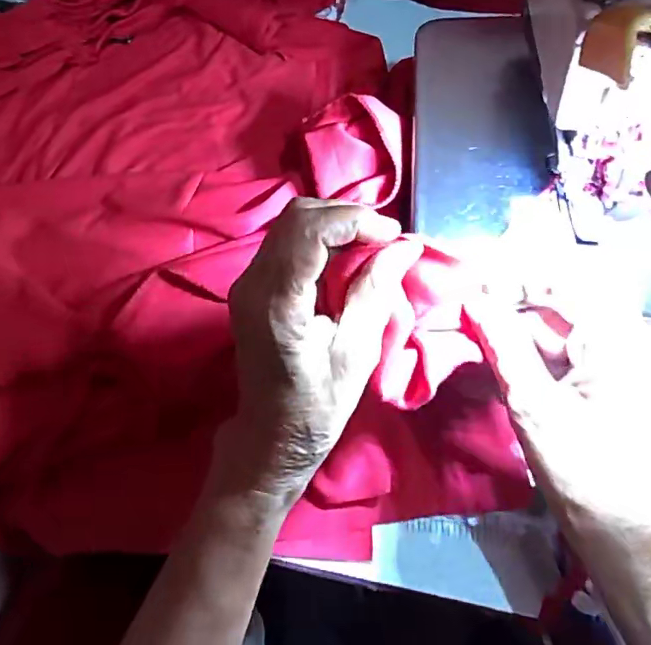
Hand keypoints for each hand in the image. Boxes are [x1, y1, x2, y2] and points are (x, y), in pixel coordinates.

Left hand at [212, 198, 420, 506]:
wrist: (269, 434)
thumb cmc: (317, 406)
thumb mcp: (356, 355)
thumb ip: (374, 293)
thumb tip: (403, 247)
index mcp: (277, 301)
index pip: (308, 230)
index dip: (353, 220)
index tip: (391, 235)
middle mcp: (253, 281)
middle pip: (296, 216)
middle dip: (345, 216)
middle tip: (385, 238)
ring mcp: (247, 279)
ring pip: (290, 223)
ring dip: (333, 223)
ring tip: (372, 244)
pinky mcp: (251, 283)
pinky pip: (286, 240)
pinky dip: (320, 237)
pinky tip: (347, 255)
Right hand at [470, 297, 650, 644]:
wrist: (630, 546)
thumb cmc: (588, 471)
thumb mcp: (536, 405)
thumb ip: (503, 345)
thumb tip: (474, 300)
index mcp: (612, 340)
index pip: (555, 283)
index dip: (509, 283)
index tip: (469, 296)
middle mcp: (611, 346)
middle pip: (545, 311)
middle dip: (498, 313)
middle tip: (453, 321)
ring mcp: (600, 373)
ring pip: (541, 337)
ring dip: (499, 338)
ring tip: (458, 343)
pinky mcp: (587, 396)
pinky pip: (545, 363)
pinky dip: (512, 362)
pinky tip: (480, 368)